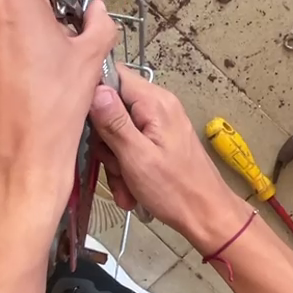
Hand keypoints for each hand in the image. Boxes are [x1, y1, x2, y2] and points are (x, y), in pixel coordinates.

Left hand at [0, 0, 119, 212]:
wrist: (17, 162)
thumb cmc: (52, 113)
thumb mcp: (90, 61)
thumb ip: (98, 25)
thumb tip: (97, 11)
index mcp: (14, 3)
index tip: (64, 16)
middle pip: (14, 5)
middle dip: (35, 22)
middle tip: (57, 51)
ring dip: (18, 43)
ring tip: (40, 76)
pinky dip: (3, 63)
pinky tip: (22, 88)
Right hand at [88, 70, 252, 253]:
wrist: (207, 216)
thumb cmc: (176, 190)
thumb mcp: (137, 157)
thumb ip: (114, 122)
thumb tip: (94, 88)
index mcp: (154, 102)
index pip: (112, 76)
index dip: (93, 96)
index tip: (86, 125)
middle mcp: (158, 106)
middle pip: (112, 108)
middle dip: (105, 142)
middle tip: (114, 166)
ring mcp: (159, 124)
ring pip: (118, 133)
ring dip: (115, 162)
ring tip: (126, 185)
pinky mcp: (159, 142)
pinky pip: (131, 147)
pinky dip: (127, 169)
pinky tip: (131, 190)